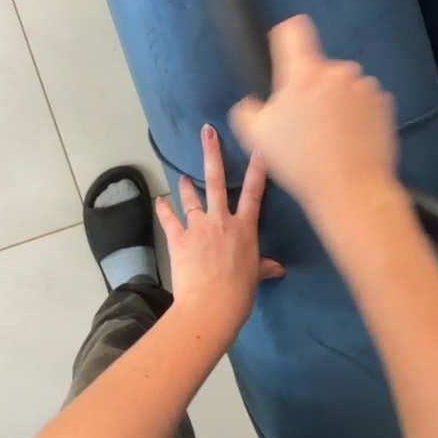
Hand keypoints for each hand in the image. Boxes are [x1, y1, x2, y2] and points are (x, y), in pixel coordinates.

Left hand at [156, 124, 284, 334]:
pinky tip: (159, 200)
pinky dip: (163, 209)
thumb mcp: (255, 278)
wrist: (211, 305)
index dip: (258, 170)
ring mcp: (198, 227)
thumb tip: (278, 268)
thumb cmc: (239, 294)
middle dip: (212, 154)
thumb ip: (264, 267)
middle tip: (207, 131)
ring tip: (182, 176)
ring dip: (186, 186)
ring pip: (191, 198)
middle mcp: (221, 221)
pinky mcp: (178, 238)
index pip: (254, 193)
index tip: (259, 148)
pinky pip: (169, 219)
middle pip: (217, 181)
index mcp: (244, 229)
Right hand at [229, 15, 402, 219]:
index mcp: (304, 73)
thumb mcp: (254, 136)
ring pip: (343, 83)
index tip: (283, 49)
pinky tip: (351, 137)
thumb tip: (254, 102)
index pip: (294, 30)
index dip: (286, 34)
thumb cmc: (300, 161)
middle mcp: (337, 71)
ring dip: (336, 99)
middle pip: (318, 66)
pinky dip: (357, 112)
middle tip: (305, 118)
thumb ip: (247, 109)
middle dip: (311, 84)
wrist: (352, 190)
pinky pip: (364, 99)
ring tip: (331, 133)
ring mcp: (365, 86)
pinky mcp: (385, 104)